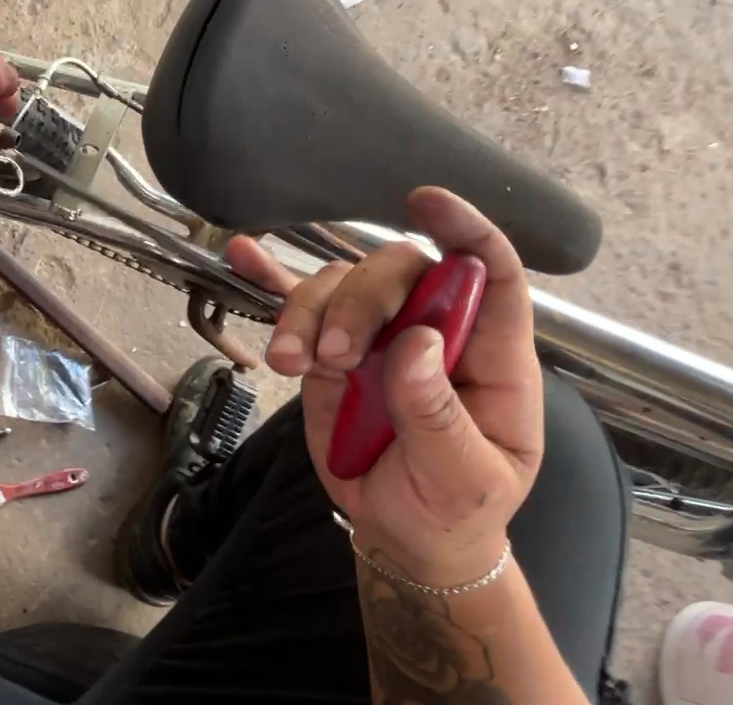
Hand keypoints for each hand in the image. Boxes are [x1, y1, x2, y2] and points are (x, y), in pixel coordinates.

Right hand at [225, 188, 543, 585]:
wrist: (400, 530)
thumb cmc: (453, 510)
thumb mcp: (464, 480)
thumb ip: (439, 416)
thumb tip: (413, 345)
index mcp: (487, 358)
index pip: (490, 276)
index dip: (467, 231)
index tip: (428, 203)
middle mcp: (429, 332)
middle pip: (397, 271)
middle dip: (359, 299)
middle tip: (335, 355)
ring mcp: (373, 337)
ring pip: (336, 284)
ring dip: (306, 313)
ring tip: (291, 362)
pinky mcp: (326, 351)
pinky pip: (296, 305)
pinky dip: (269, 280)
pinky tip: (242, 257)